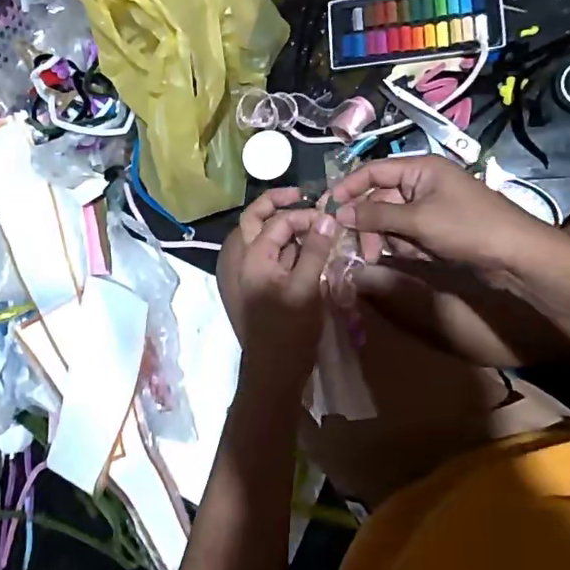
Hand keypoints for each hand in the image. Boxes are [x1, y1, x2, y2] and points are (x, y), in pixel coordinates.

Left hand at [217, 189, 340, 387]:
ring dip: (275, 223)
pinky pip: (259, 254)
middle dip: (276, 203)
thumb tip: (327, 217)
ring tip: (303, 222)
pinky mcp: (248, 286)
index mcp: (251, 257)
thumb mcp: (308, 288)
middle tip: (301, 196)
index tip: (330, 219)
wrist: (271, 372)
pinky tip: (299, 249)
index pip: (278, 221)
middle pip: (253, 219)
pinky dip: (276, 244)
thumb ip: (315, 251)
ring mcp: (240, 273)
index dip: (305, 216)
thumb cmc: (289, 331)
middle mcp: (239, 260)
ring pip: (253, 235)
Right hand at [327, 157, 557, 280]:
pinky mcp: (436, 229)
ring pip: (391, 220)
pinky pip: (407, 234)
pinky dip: (404, 246)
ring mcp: (429, 207)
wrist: (516, 255)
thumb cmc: (467, 227)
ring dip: (385, 238)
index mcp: (420, 168)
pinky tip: (415, 257)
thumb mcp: (418, 220)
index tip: (328, 209)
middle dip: (369, 224)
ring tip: (389, 256)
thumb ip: (376, 216)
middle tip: (363, 250)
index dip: (348, 187)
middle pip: (379, 199)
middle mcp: (422, 182)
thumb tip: (338, 213)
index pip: (372, 170)